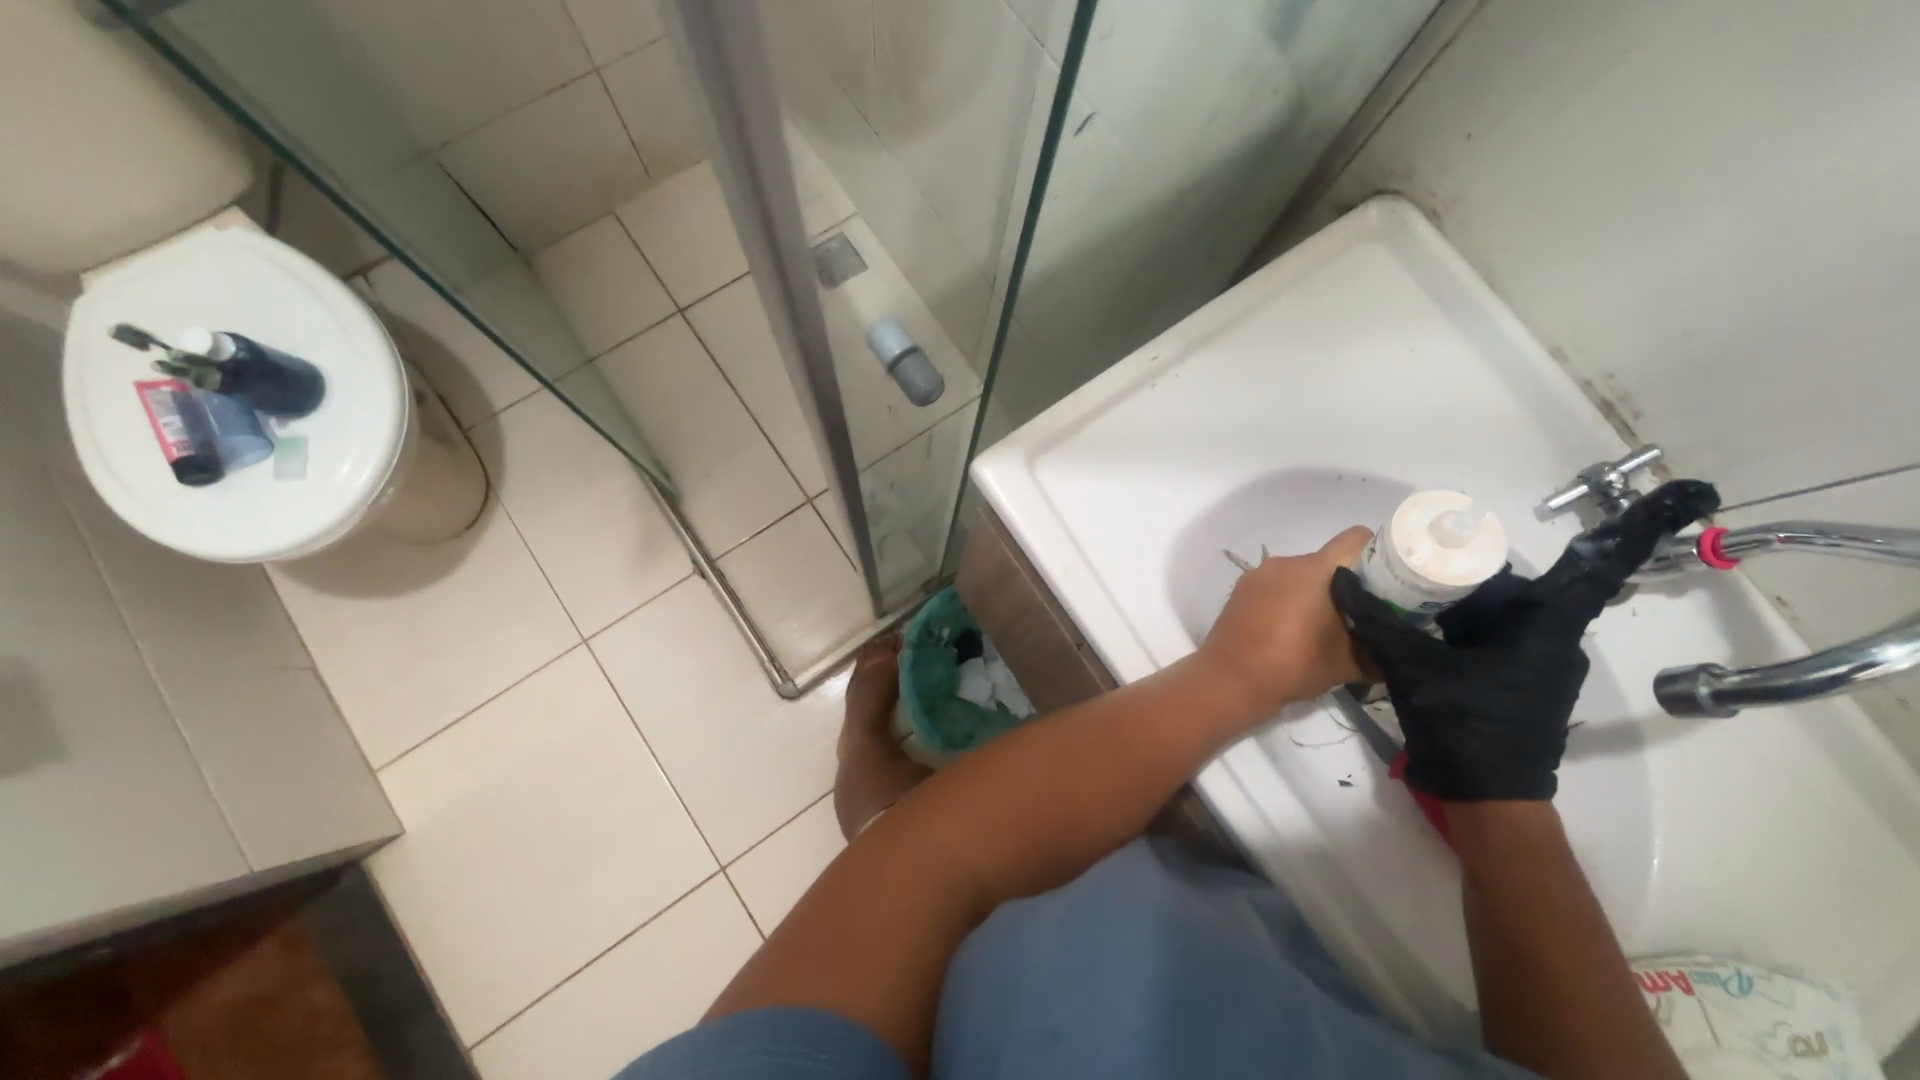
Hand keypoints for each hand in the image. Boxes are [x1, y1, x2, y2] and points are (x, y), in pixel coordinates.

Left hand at [1200, 526, 1374, 715]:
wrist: (1231, 680)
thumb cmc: (1294, 665)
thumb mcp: (1347, 664)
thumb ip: (1378, 653)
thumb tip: (1396, 652)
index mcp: (1316, 569)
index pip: (1356, 539)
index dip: (1376, 553)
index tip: (1383, 581)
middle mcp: (1285, 562)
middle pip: (1326, 560)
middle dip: (1342, 583)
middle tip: (1353, 615)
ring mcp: (1258, 574)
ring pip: (1298, 574)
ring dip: (1311, 593)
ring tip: (1317, 627)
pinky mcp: (1240, 590)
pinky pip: (1273, 585)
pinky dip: (1284, 599)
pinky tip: (1285, 629)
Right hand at [1331, 481, 1719, 800]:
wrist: (1487, 801)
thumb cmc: (1464, 728)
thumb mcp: (1413, 669)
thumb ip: (1378, 623)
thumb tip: (1343, 581)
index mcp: (1546, 629)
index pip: (1595, 569)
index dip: (1638, 528)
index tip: (1686, 492)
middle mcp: (1556, 642)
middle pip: (1522, 590)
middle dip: (1476, 577)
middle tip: (1429, 560)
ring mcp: (1541, 667)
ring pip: (1506, 617)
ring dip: (1466, 607)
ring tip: (1416, 595)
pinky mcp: (1523, 686)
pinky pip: (1497, 641)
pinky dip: (1466, 630)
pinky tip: (1425, 632)